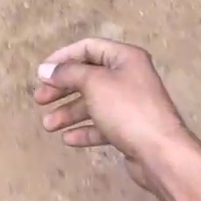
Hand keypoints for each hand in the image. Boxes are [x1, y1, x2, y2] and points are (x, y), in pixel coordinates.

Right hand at [33, 38, 193, 186]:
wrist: (160, 151)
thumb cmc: (127, 109)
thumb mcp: (94, 83)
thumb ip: (68, 73)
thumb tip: (45, 69)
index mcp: (125, 58)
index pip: (88, 48)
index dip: (62, 58)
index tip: (42, 72)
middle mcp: (129, 77)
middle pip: (87, 77)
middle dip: (62, 88)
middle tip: (40, 100)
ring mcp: (130, 105)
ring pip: (92, 103)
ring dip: (68, 112)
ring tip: (48, 126)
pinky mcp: (129, 128)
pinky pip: (101, 125)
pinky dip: (84, 130)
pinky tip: (68, 139)